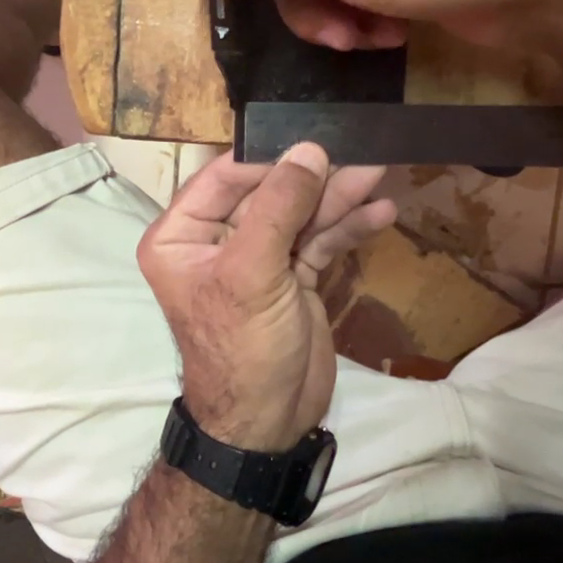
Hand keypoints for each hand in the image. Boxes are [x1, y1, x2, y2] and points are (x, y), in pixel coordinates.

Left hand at [136, 144, 396, 451]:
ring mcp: (258, 259)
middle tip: (358, 149)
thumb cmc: (242, 346)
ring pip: (299, 214)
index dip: (267, 158)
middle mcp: (216, 240)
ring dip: (339, 197)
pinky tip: (381, 213)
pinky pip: (319, 241)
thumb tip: (308, 150)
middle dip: (313, 176)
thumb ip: (278, 207)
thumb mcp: (252, 273)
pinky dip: (347, 228)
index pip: (222, 178)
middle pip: (267, 193)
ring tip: (379, 170)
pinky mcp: (293, 277)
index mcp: (182, 235)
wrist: (267, 423)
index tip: (311, 139)